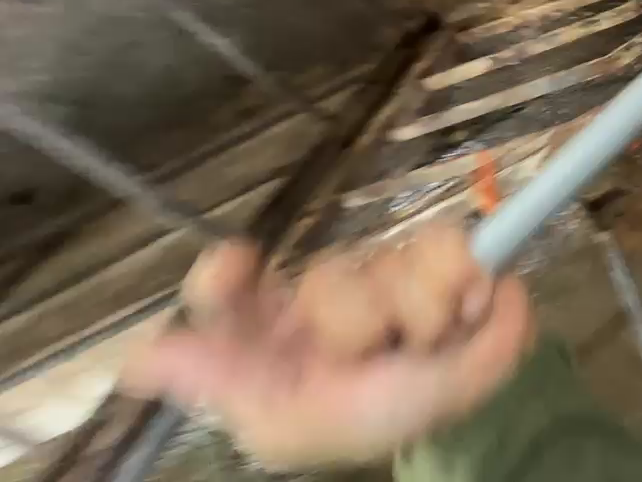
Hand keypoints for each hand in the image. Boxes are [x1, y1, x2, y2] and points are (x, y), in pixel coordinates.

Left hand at [121, 225, 536, 467]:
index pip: (233, 292)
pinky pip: (449, 245)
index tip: (235, 261)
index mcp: (273, 335)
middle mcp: (325, 295)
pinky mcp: (449, 252)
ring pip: (393, 261)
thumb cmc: (376, 418)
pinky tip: (463, 315)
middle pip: (328, 276)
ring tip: (426, 343)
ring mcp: (388, 268)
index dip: (229, 275)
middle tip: (373, 358)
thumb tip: (146, 354)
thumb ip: (231, 380)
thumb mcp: (295, 417)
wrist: (473, 401)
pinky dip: (462, 286)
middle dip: (359, 324)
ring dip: (419, 313)